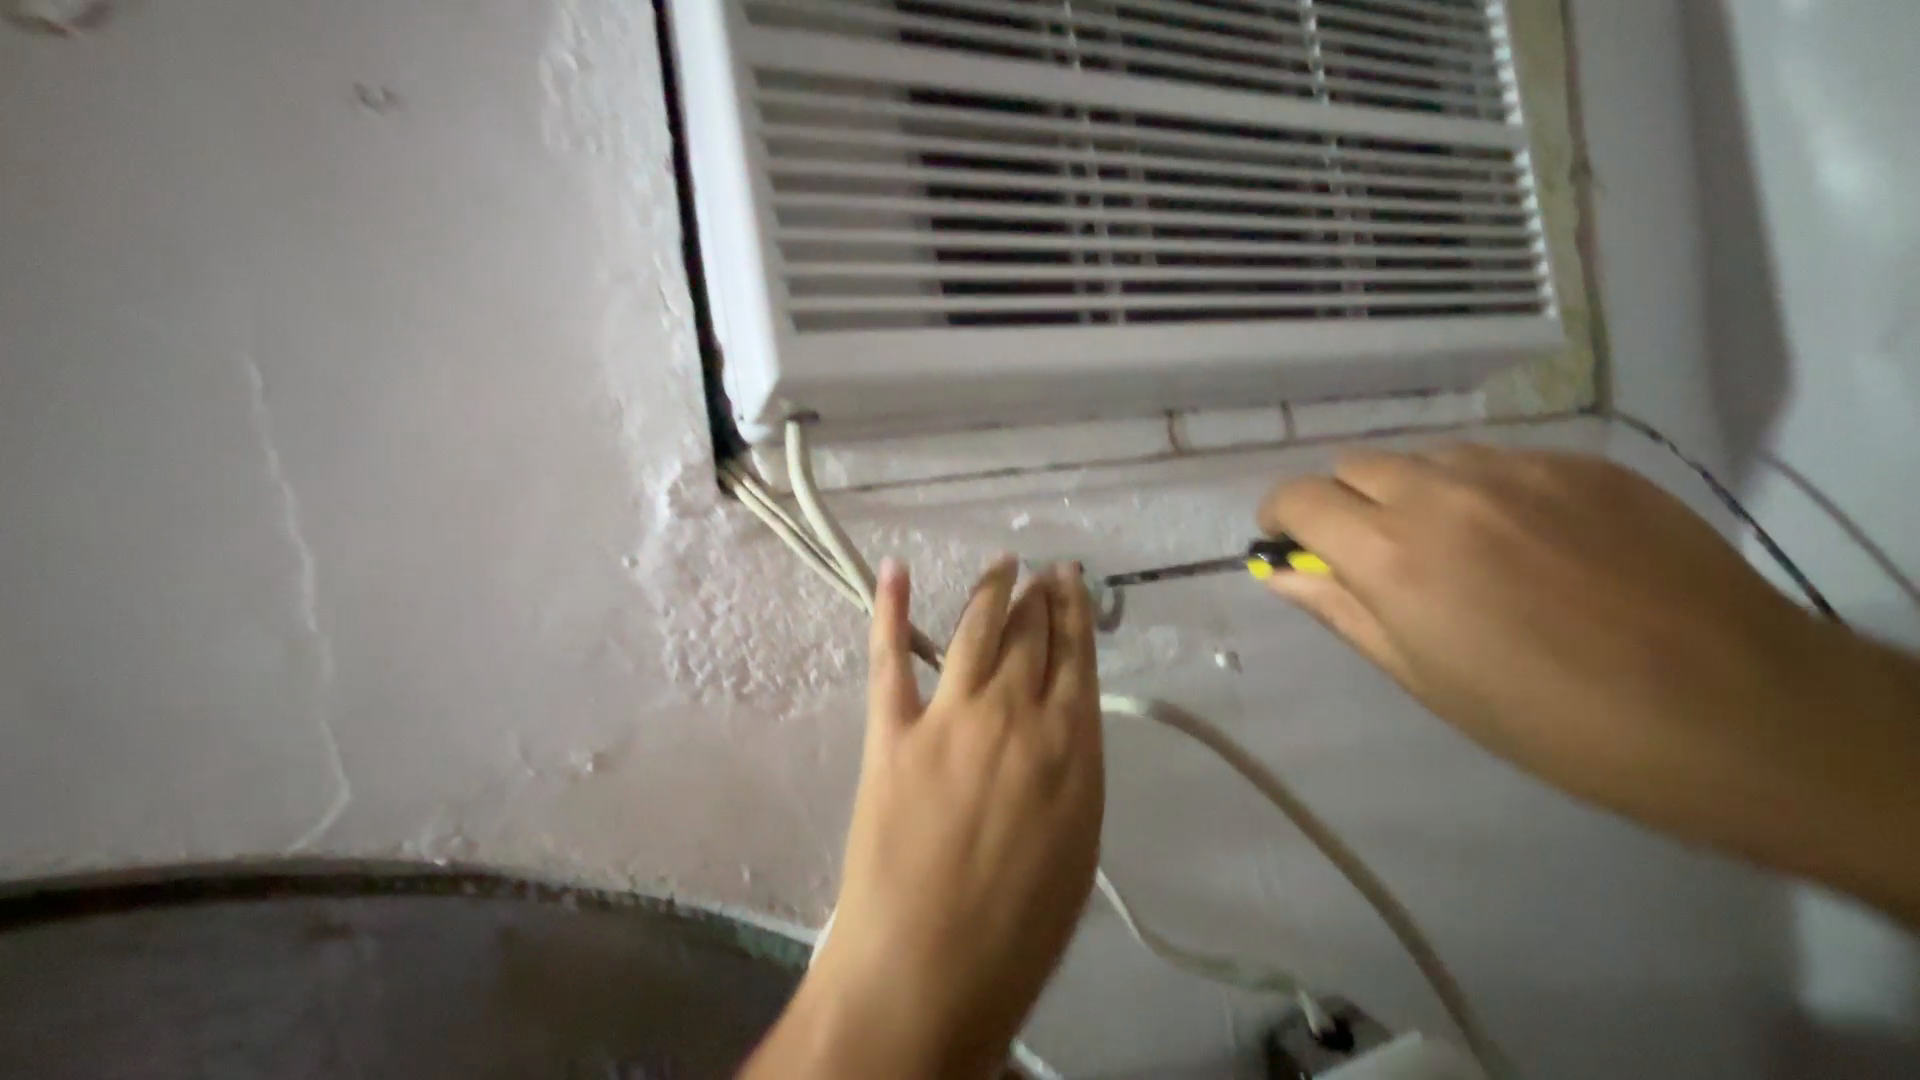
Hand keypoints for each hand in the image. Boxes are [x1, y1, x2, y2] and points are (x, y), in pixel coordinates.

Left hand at [741, 558, 1104, 1078]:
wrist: (929, 969)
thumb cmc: (1020, 928)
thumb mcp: (1078, 844)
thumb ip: (1072, 771)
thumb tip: (1060, 724)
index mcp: (1070, 745)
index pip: (1076, 656)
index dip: (1074, 611)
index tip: (1072, 580)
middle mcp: (1014, 714)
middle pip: (1029, 635)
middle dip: (1038, 597)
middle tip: (1040, 573)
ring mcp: (948, 717)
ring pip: (973, 631)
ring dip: (989, 590)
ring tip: (1001, 564)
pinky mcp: (890, 732)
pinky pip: (890, 658)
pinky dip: (889, 609)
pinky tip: (895, 571)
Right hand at [1259, 445, 1919, 921]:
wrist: (1730, 709)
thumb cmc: (1550, 719)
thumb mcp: (1424, 678)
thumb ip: (1343, 611)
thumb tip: (1283, 573)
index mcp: (1394, 555)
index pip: (1300, 498)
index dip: (1282, 518)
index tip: (1292, 545)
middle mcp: (1445, 492)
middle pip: (1355, 464)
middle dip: (1345, 502)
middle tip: (1377, 554)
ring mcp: (1520, 468)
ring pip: (1428, 457)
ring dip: (1414, 491)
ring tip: (1459, 545)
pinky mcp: (1583, 463)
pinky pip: (1500, 459)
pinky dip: (1484, 489)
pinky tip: (1531, 539)